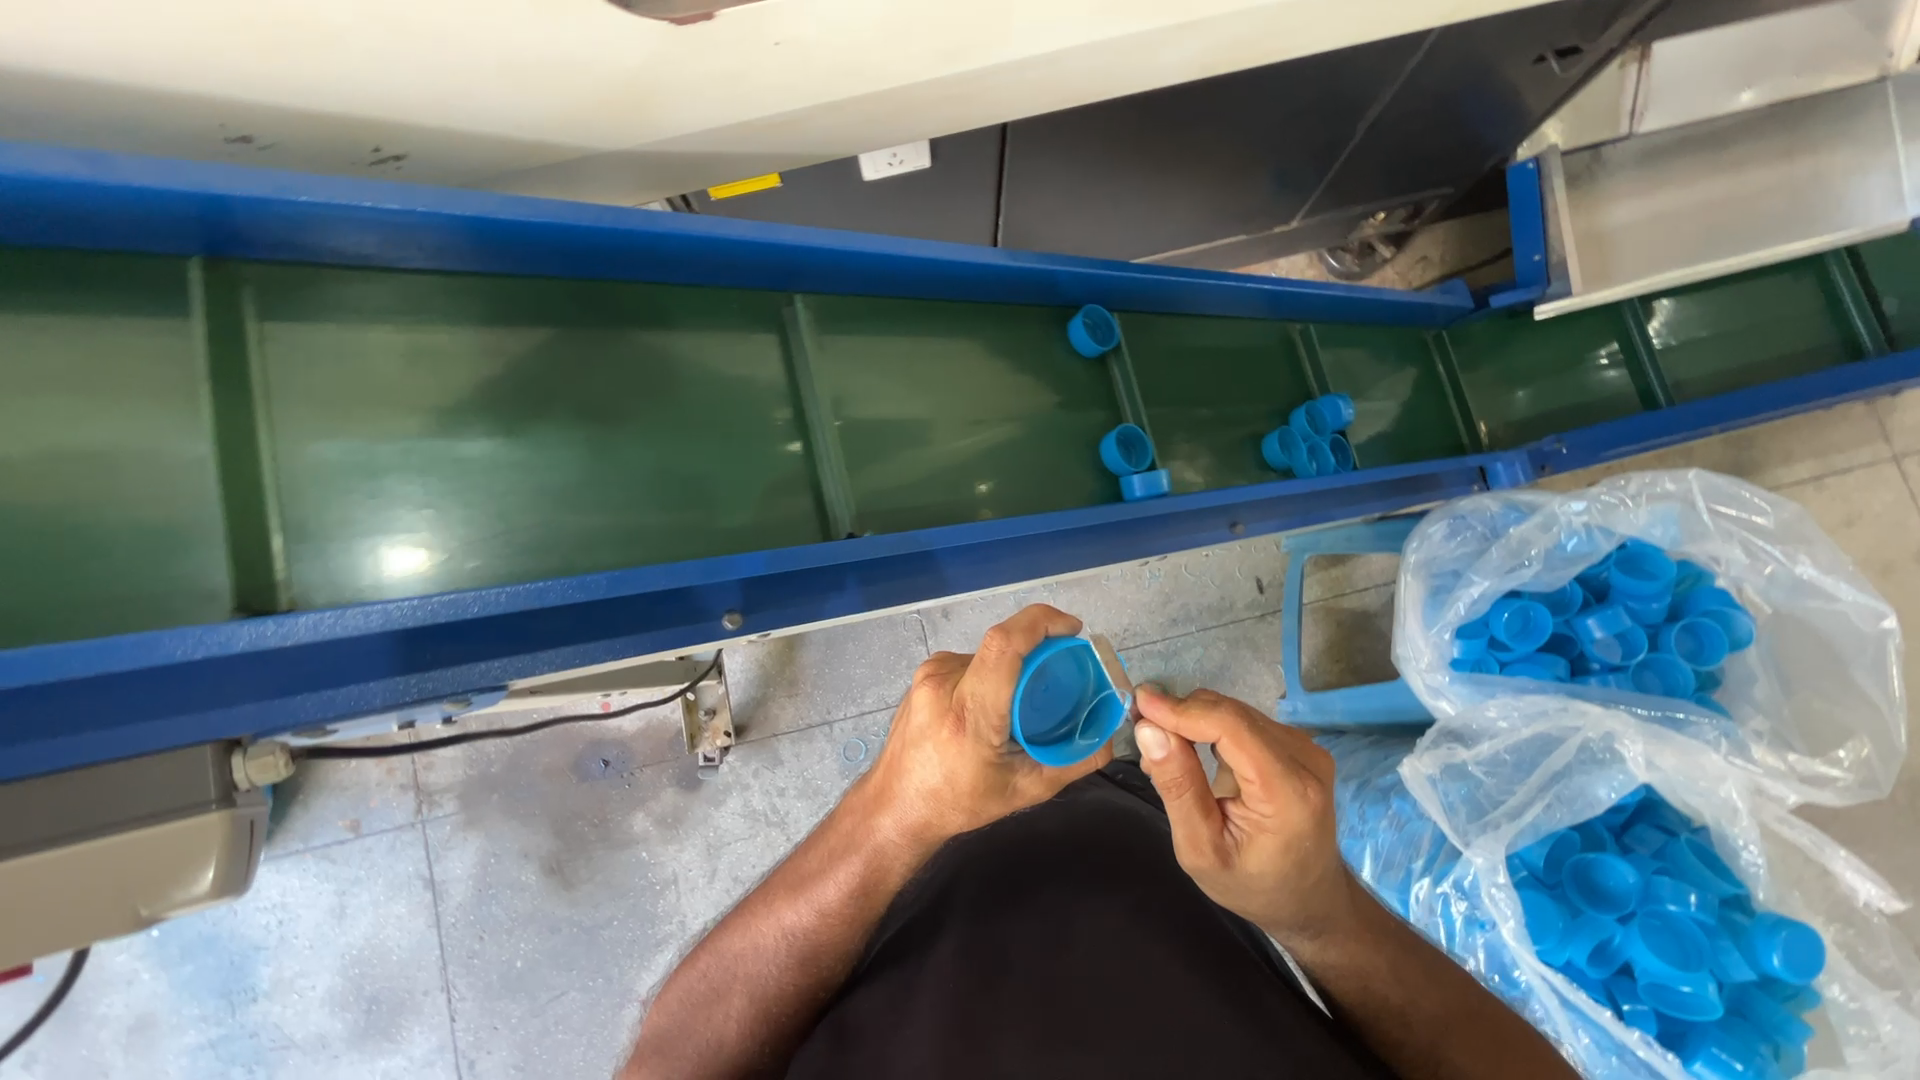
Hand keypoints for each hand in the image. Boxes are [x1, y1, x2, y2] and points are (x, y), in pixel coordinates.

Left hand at [856, 604, 1112, 846]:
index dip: (1042, 622)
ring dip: (1011, 669)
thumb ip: (1072, 763)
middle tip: (1059, 679)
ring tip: (1021, 705)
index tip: (1073, 629)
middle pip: (1003, 646)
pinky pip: (970, 662)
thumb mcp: (1024, 790)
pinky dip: (990, 675)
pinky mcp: (924, 674)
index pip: (1005, 643)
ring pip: (987, 655)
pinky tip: (993, 706)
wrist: (895, 807)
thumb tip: (1108, 736)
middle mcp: (946, 681)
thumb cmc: (960, 802)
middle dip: (1037, 653)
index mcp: (971, 710)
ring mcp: (930, 674)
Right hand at [1132, 686, 1360, 946]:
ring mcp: (1305, 748)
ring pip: (1233, 712)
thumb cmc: (1252, 885)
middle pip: (1230, 713)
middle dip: (1180, 715)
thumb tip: (1148, 730)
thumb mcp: (1201, 850)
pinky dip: (1209, 729)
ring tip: (1164, 757)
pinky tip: (1190, 754)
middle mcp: (1304, 759)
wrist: (1307, 898)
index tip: (1138, 703)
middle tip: (1140, 735)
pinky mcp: (1298, 745)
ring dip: (1191, 723)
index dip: (1181, 710)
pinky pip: (1242, 721)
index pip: (1230, 726)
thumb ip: (1178, 788)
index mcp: (1287, 791)